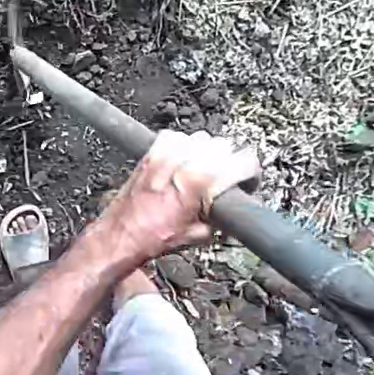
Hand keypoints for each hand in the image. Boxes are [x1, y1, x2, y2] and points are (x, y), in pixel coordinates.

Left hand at [92, 130, 258, 266]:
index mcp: (199, 183)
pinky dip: (182, 146)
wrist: (122, 234)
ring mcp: (165, 154)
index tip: (248, 181)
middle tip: (223, 180)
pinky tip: (181, 162)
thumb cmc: (155, 238)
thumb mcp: (200, 235)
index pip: (244, 160)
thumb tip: (234, 209)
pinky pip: (177, 136)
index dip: (251, 172)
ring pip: (201, 138)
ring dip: (206, 153)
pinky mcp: (151, 152)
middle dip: (228, 162)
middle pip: (224, 145)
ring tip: (200, 172)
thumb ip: (222, 217)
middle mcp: (183, 163)